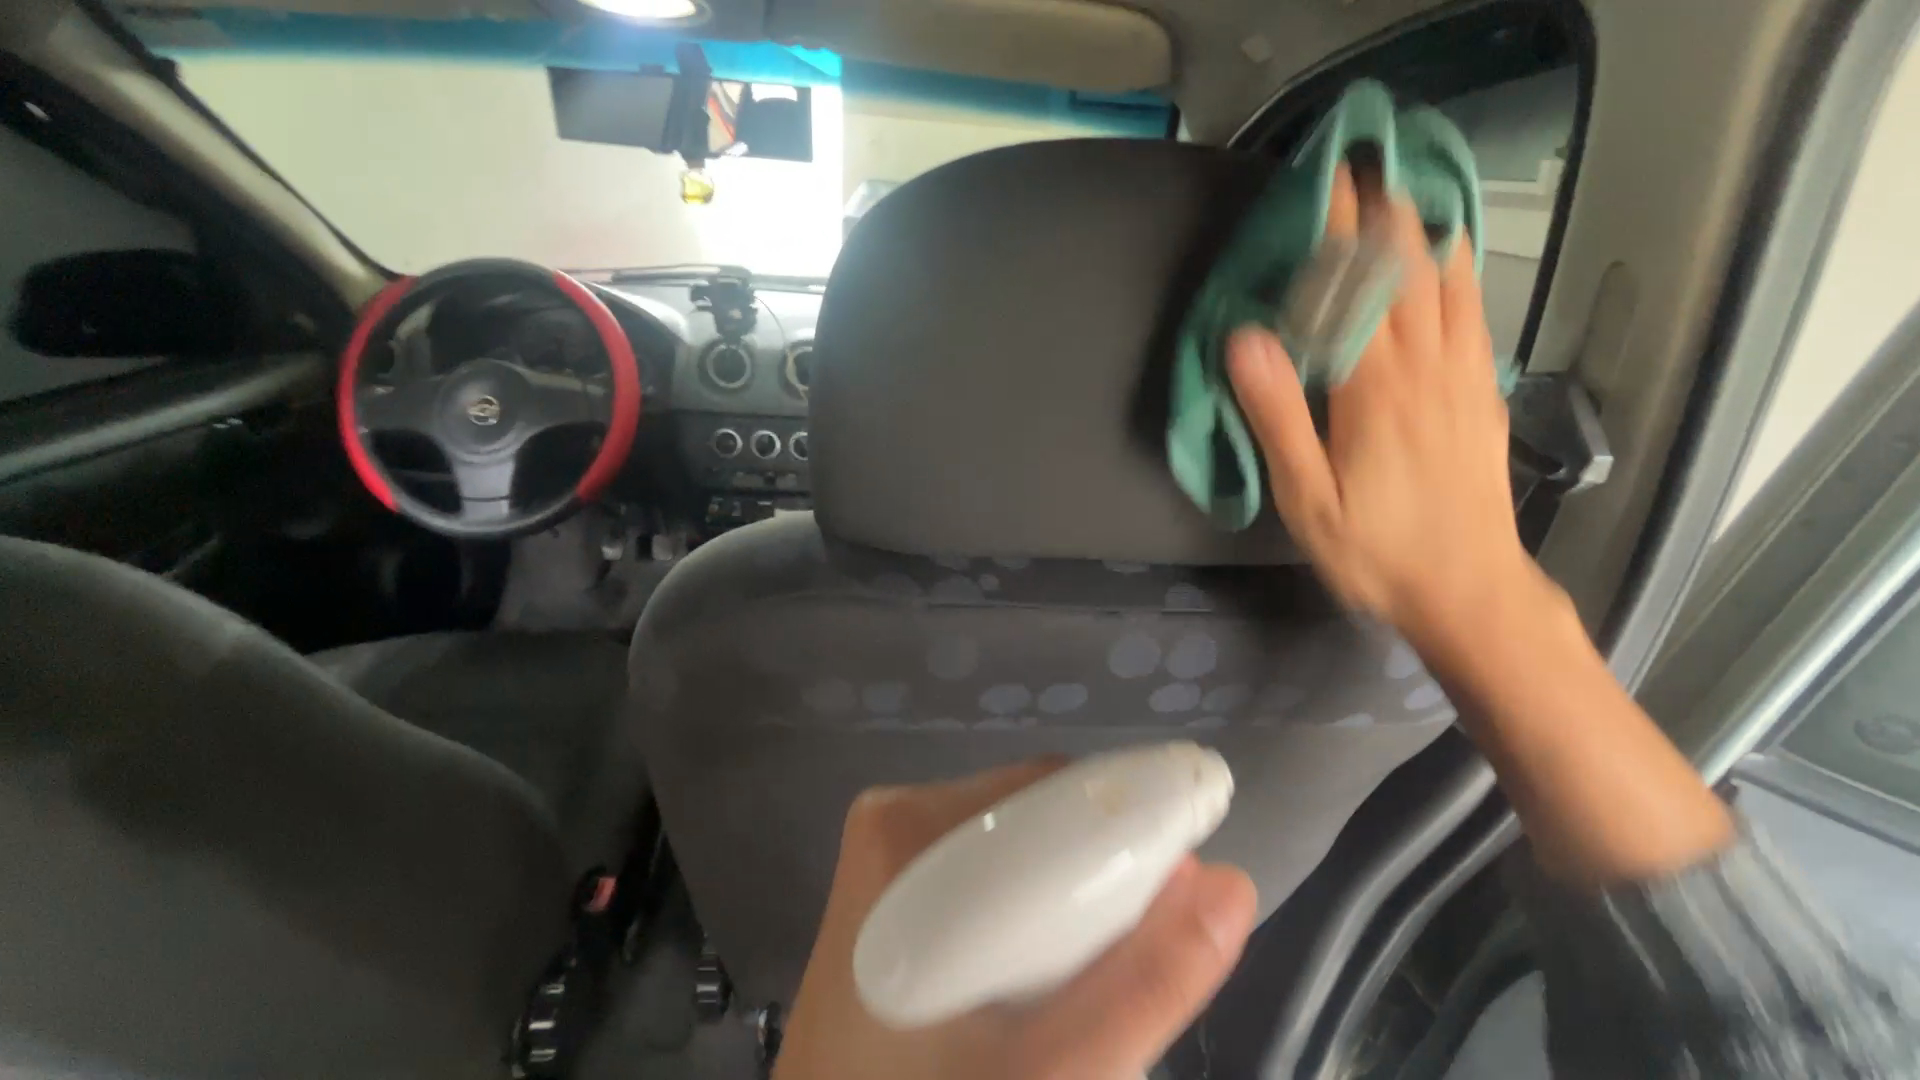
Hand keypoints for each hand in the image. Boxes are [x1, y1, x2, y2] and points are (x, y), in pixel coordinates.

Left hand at [773, 761, 1257, 1079]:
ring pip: (1026, 843)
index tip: (1184, 897)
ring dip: (1075, 902)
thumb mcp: (1047, 1069)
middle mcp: (897, 818)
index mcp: (909, 828)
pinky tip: (1041, 982)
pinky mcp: (893, 885)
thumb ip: (1141, 987)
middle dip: (1102, 880)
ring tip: (1084, 986)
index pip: (1058, 794)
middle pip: (1044, 816)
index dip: (1132, 839)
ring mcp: (890, 851)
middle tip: (1132, 966)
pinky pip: (997, 870)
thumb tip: (1230, 884)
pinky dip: (1037, 914)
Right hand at [1227, 166, 1545, 651]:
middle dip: (1386, 220)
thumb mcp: (1308, 497)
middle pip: (1408, 276)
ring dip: (1425, 237)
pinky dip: (1461, 277)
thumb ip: (1279, 417)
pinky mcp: (1483, 398)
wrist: (1470, 591)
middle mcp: (1426, 370)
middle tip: (1367, 174)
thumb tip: (1245, 341)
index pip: (1355, 292)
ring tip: (1408, 197)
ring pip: (1449, 289)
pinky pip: (1475, 319)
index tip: (1330, 186)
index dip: (1342, 235)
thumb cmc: (1376, 551)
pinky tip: (1455, 262)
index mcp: (1375, 390)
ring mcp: (1464, 381)